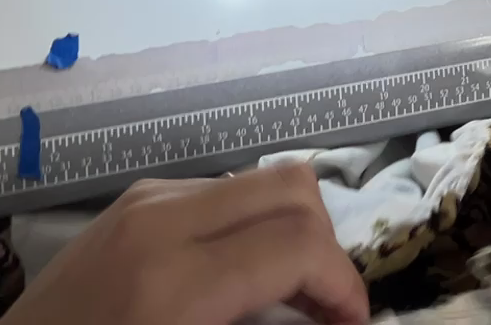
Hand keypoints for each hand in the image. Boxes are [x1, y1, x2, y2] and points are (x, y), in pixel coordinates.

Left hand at [1, 164, 367, 324]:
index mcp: (173, 281)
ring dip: (290, 231)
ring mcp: (147, 197)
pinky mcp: (137, 197)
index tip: (354, 324)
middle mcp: (163, 215)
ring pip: (261, 180)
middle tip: (325, 306)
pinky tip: (239, 275)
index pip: (296, 242)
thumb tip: (329, 321)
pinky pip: (222, 190)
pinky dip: (252, 225)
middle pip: (291, 185)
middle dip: (326, 243)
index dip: (344, 283)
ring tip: (288, 292)